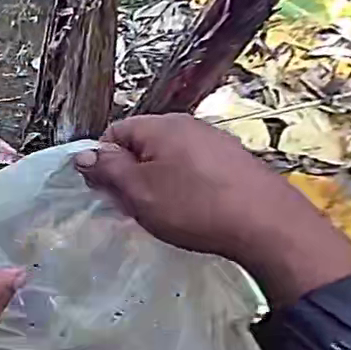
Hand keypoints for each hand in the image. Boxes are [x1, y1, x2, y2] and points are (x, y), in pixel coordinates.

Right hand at [73, 115, 350, 307]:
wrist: (268, 225)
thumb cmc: (195, 207)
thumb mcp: (140, 192)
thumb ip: (108, 169)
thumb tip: (83, 153)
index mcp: (160, 125)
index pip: (113, 132)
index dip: (102, 162)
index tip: (106, 192)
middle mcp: (187, 124)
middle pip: (141, 144)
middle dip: (130, 174)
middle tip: (133, 207)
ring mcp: (214, 140)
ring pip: (168, 158)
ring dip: (157, 182)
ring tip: (163, 213)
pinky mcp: (233, 161)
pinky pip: (194, 168)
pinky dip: (184, 187)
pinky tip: (193, 210)